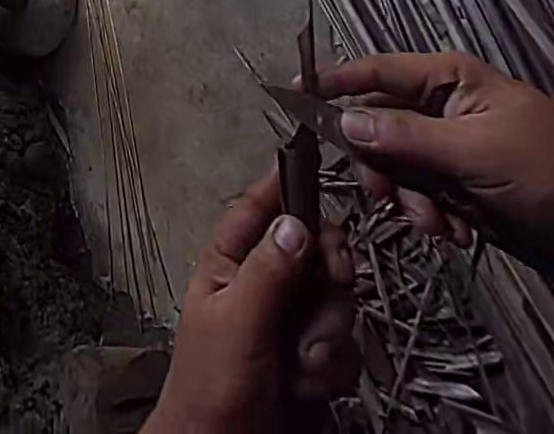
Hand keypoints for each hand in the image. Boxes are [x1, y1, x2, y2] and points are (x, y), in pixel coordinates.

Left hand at [144, 168, 356, 433]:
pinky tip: (306, 382)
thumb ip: (267, 273)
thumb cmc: (208, 389)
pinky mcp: (314, 351)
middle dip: (327, 275)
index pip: (258, 208)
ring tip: (299, 362)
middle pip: (314, 247)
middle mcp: (264, 282)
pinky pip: (346, 341)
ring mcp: (290, 317)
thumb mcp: (236, 323)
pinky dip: (333, 366)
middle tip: (329, 285)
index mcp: (230, 262)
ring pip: (336, 297)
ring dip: (327, 336)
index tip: (311, 164)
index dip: (283, 184)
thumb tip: (294, 225)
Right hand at [318, 53, 553, 286]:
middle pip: (378, 124)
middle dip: (381, 165)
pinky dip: (430, 212)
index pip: (375, 70)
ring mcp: (450, 144)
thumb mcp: (477, 151)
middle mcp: (440, 106)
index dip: (333, 80)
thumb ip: (406, 136)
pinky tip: (459, 232)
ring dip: (408, 197)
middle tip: (387, 198)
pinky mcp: (461, 180)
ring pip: (396, 163)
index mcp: (446, 79)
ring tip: (440, 226)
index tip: (293, 92)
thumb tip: (343, 120)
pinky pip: (421, 190)